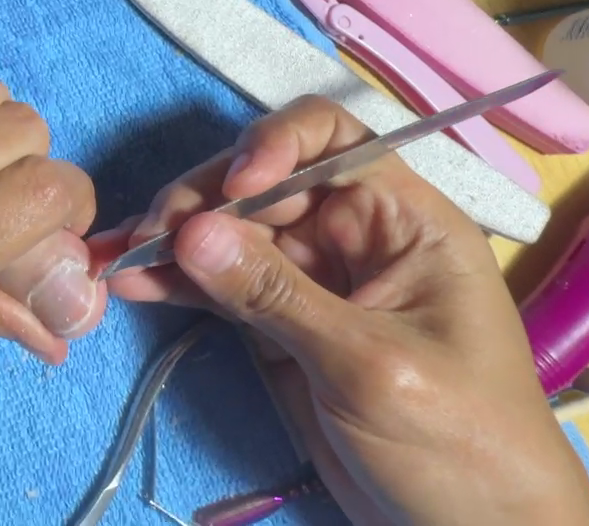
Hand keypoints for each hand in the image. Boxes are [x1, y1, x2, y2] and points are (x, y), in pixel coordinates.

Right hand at [95, 97, 588, 525]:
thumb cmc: (463, 450)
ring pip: (222, 225)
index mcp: (398, 218)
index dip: (277, 143)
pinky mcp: (268, 310)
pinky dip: (169, 277)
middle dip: (200, 200)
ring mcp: (302, 270)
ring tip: (124, 259)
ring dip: (168, 236)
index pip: (330, 138)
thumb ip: (277, 295)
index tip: (238, 189)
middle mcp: (345, 228)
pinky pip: (209, 276)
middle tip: (151, 239)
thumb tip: (189, 232)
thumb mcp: (372, 368)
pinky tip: (129, 282)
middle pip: (254, 180)